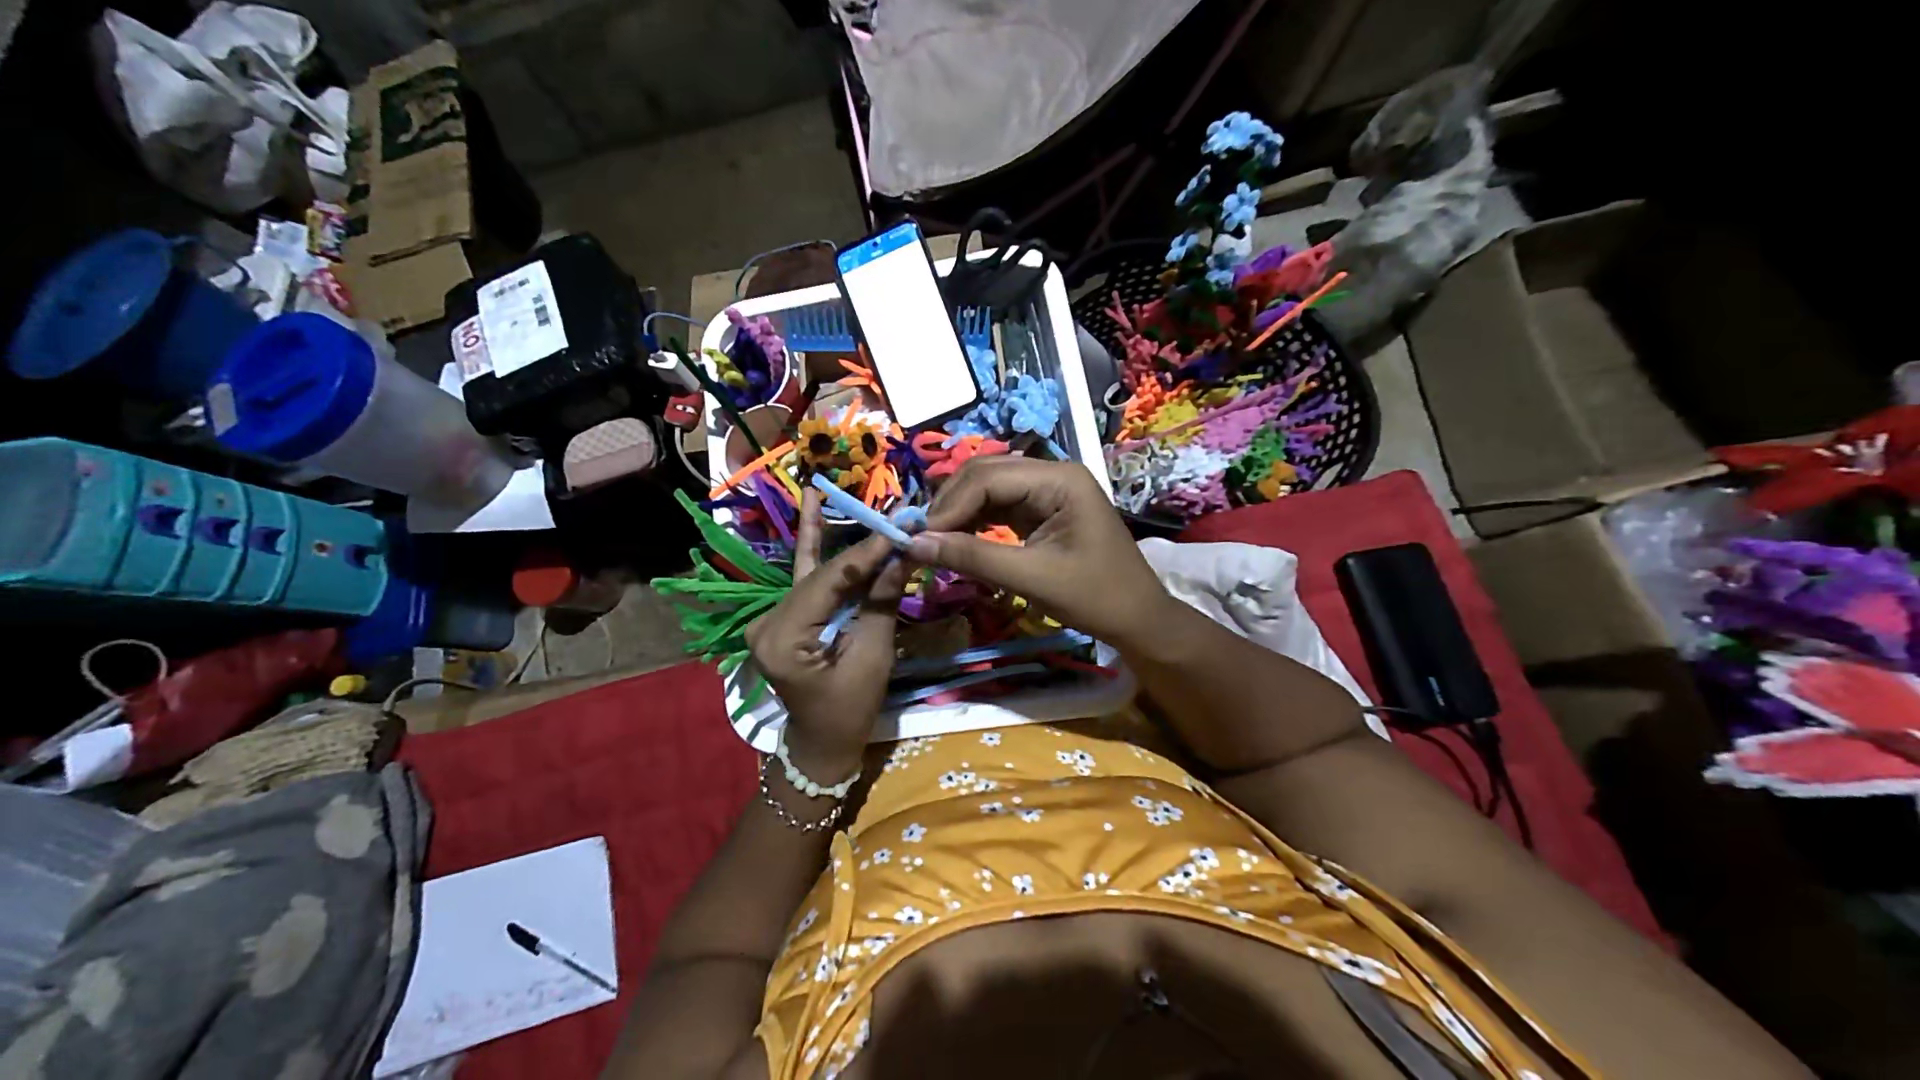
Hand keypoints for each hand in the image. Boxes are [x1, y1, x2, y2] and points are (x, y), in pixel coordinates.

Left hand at [745, 488, 908, 780]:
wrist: (823, 743)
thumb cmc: (850, 709)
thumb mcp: (872, 655)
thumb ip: (881, 600)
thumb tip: (903, 552)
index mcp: (783, 640)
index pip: (828, 582)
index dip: (866, 552)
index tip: (899, 525)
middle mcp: (766, 623)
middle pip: (818, 573)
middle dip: (855, 544)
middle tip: (885, 508)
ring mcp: (769, 619)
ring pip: (809, 572)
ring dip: (829, 536)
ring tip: (823, 486)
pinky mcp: (780, 618)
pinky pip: (805, 581)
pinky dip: (815, 549)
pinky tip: (810, 507)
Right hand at [908, 458, 1174, 647]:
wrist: (1138, 619)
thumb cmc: (1096, 597)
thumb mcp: (1032, 578)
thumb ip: (973, 557)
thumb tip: (915, 544)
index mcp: (1059, 479)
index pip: (988, 478)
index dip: (949, 506)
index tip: (918, 538)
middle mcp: (1051, 474)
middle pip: (984, 475)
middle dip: (949, 505)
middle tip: (919, 539)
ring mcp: (1046, 491)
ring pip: (987, 489)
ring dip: (957, 513)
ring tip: (931, 542)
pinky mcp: (1041, 510)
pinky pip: (997, 507)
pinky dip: (973, 523)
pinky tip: (954, 541)